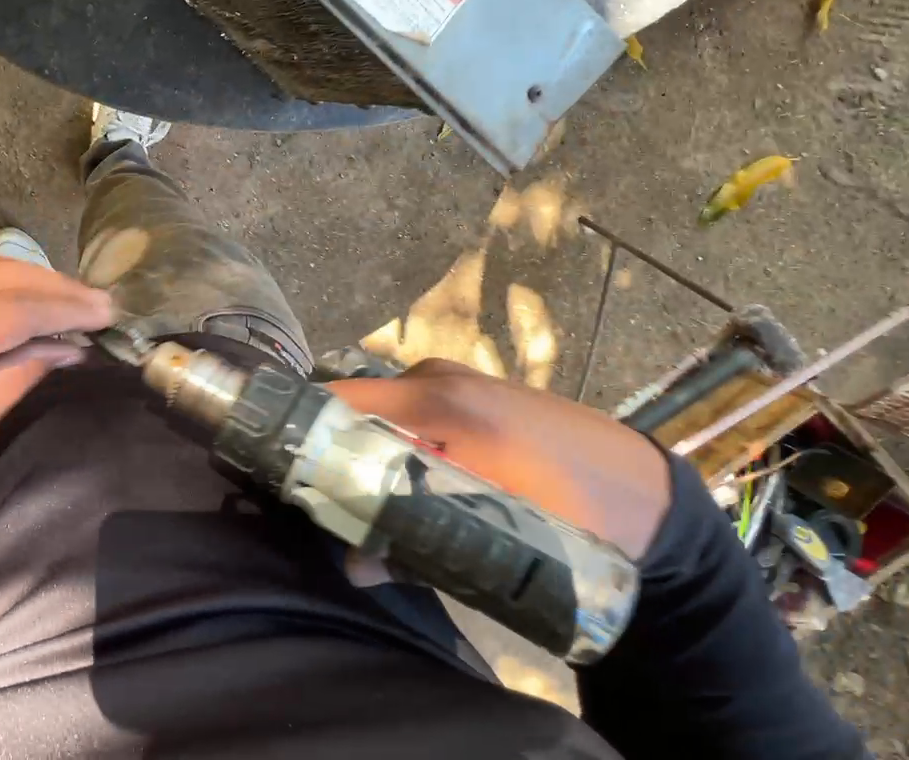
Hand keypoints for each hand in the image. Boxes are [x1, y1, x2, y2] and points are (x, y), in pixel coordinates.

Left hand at [0, 253, 115, 481]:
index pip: (18, 307)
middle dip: (58, 288)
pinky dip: (3, 277)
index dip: (67, 308)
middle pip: (5, 276)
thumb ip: (22, 373)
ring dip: (33, 278)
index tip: (109, 313)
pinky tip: (28, 292)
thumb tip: (70, 347)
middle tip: (100, 304)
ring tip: (72, 298)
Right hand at [326, 359, 672, 558]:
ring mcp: (452, 376)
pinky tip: (409, 467)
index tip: (287, 469)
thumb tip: (353, 565)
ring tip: (366, 484)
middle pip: (353, 403)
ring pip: (380, 405)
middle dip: (332, 444)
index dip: (305, 433)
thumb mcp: (504, 542)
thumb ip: (422, 551)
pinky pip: (406, 403)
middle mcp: (437, 378)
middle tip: (324, 488)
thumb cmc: (583, 515)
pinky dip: (394, 430)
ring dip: (365, 440)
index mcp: (443, 406)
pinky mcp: (467, 384)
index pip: (340, 403)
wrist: (653, 494)